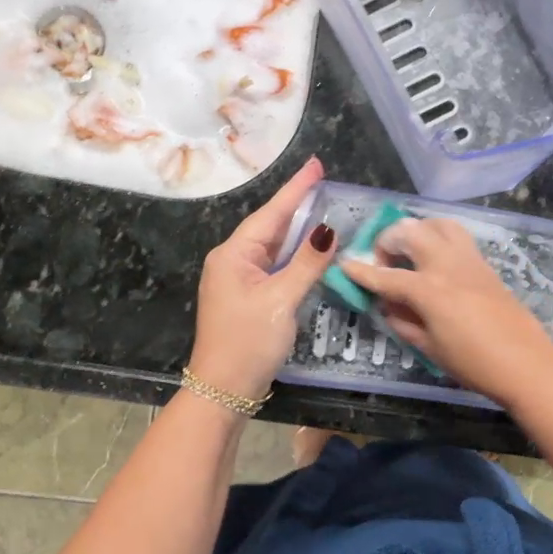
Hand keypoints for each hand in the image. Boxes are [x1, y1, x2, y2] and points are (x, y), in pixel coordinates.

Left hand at [188, 157, 336, 401]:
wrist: (224, 388)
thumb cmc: (249, 342)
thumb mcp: (281, 300)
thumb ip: (306, 264)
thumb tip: (328, 230)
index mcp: (234, 255)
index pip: (272, 214)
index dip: (296, 190)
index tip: (316, 165)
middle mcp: (232, 261)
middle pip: (270, 226)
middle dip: (297, 205)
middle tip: (323, 181)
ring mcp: (238, 281)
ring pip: (272, 247)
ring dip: (296, 230)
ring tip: (321, 207)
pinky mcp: (246, 299)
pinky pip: (273, 266)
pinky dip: (293, 255)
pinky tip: (309, 251)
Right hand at [340, 217, 552, 405]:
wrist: (526, 363)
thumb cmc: (474, 364)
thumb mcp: (430, 348)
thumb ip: (403, 323)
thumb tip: (388, 306)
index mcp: (428, 290)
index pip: (385, 277)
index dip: (361, 272)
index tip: (344, 266)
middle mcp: (446, 265)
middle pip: (409, 233)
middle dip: (388, 241)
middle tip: (384, 262)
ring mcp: (469, 260)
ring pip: (437, 224)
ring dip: (417, 231)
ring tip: (410, 253)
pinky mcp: (485, 264)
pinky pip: (457, 236)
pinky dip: (438, 237)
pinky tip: (435, 261)